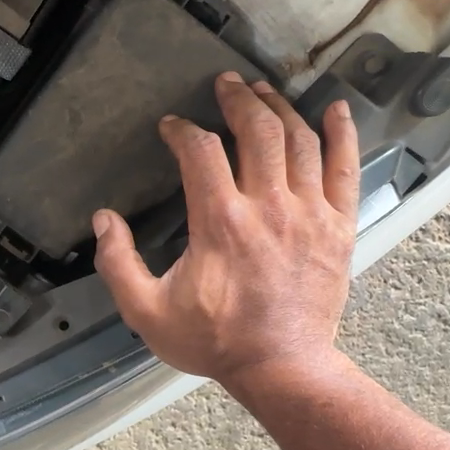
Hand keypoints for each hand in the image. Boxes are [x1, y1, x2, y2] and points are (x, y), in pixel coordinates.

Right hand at [92, 72, 360, 386]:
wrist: (280, 367)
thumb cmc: (210, 341)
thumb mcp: (144, 311)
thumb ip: (117, 263)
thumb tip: (104, 220)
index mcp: (218, 222)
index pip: (200, 153)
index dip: (182, 131)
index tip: (170, 128)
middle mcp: (267, 206)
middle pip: (257, 131)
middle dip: (238, 100)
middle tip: (225, 83)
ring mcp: (309, 213)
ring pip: (300, 141)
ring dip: (280, 108)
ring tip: (264, 91)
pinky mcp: (338, 227)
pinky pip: (346, 168)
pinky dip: (342, 134)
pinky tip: (335, 110)